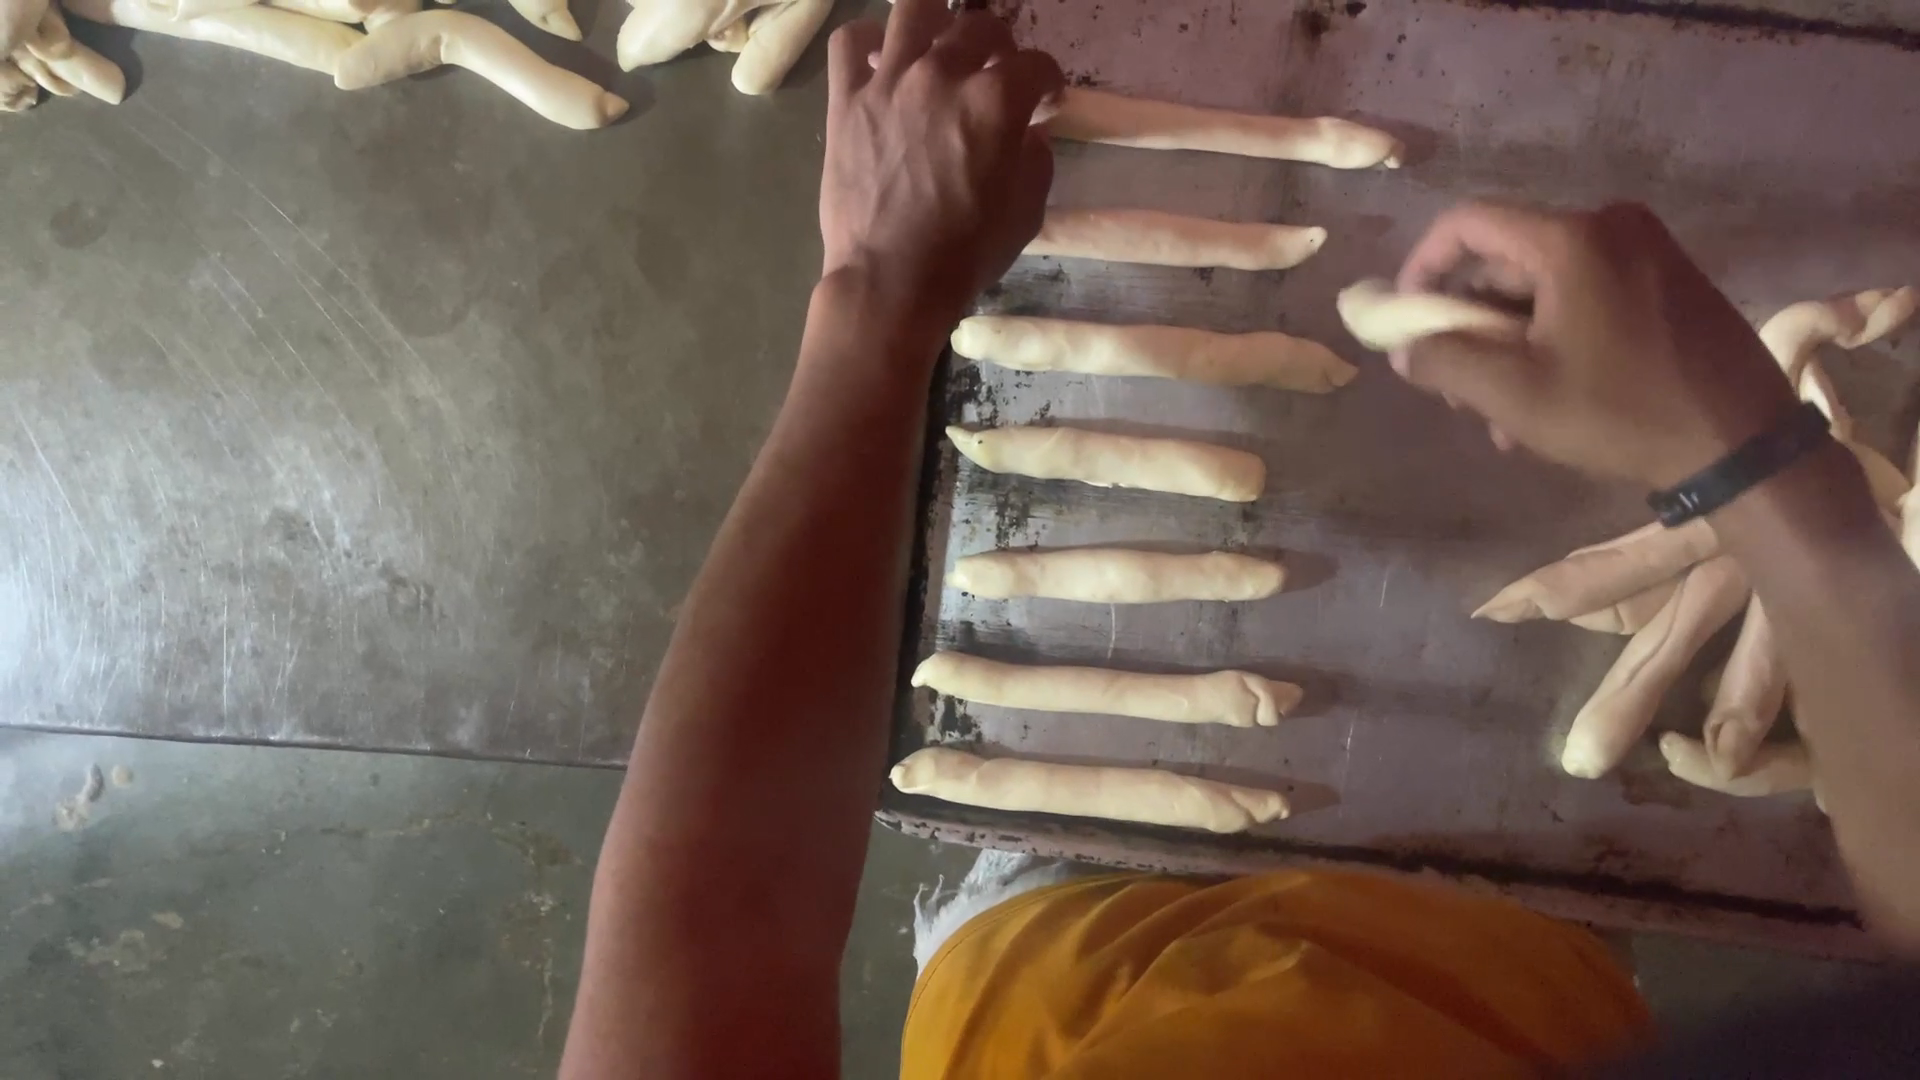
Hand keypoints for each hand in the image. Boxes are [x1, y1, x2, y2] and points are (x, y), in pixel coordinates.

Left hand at [818, 0, 1062, 325]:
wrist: (892, 284)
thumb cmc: (964, 258)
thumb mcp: (1025, 216)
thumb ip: (1036, 162)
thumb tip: (1029, 135)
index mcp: (995, 102)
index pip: (1035, 66)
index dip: (1048, 82)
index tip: (1046, 101)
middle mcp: (942, 74)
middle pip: (980, 28)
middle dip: (1000, 49)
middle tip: (996, 75)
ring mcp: (888, 82)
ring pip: (915, 10)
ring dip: (938, 22)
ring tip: (940, 46)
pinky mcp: (846, 102)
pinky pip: (849, 42)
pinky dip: (868, 41)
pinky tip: (880, 60)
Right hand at [1393, 201, 1799, 489]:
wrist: (1738, 443)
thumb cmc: (1615, 409)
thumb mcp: (1509, 391)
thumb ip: (1441, 360)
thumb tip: (1404, 348)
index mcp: (1571, 241)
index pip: (1467, 224)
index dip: (1421, 266)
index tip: (1405, 316)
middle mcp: (1609, 230)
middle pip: (1500, 263)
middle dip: (1464, 325)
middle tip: (1451, 383)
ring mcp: (1642, 255)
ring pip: (1533, 289)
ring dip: (1499, 345)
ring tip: (1493, 408)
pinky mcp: (1661, 284)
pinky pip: (1573, 300)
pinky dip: (1541, 342)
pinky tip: (1536, 398)